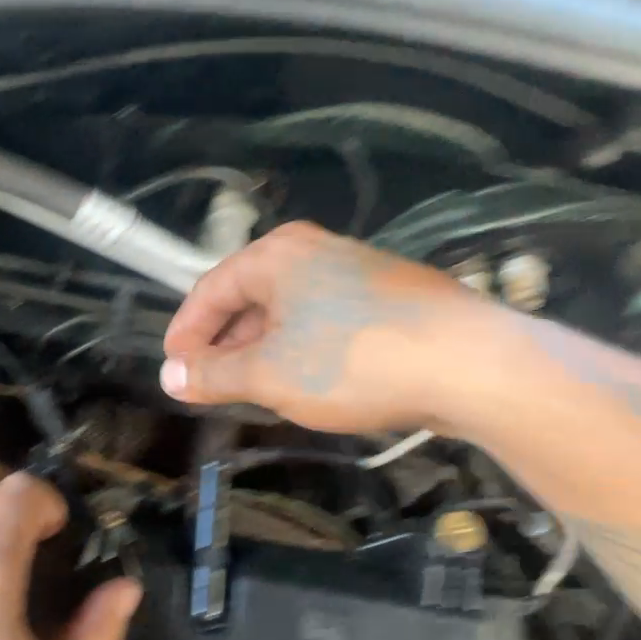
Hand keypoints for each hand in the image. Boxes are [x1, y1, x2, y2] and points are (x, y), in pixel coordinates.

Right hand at [161, 222, 493, 433]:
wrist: (470, 364)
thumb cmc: (353, 361)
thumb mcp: (269, 375)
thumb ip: (214, 375)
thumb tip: (170, 376)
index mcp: (278, 254)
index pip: (211, 289)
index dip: (185, 332)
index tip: (173, 370)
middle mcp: (315, 250)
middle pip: (250, 296)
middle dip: (226, 342)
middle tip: (210, 385)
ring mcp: (358, 270)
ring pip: (290, 310)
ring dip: (264, 349)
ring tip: (254, 389)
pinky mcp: (390, 297)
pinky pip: (326, 320)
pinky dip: (304, 348)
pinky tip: (310, 381)